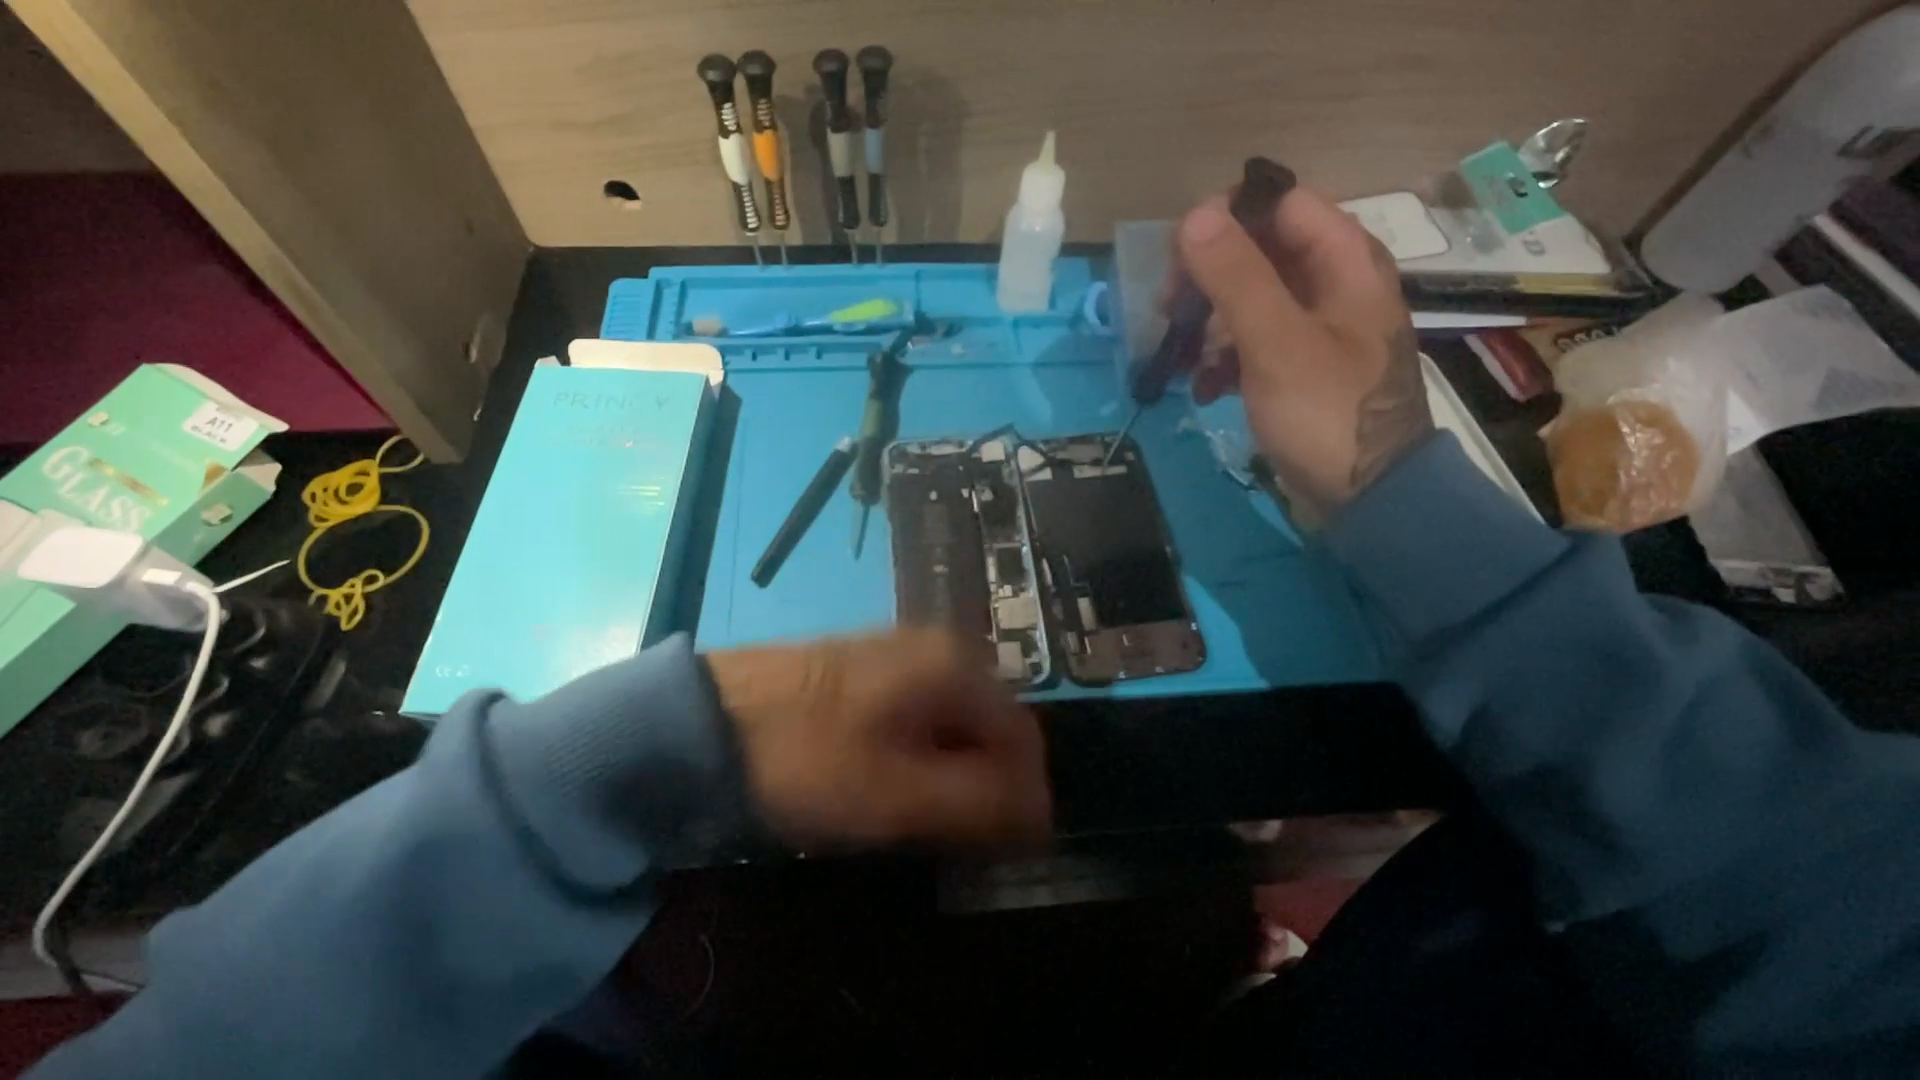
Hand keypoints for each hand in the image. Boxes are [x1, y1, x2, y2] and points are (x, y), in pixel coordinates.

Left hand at [705, 628, 1050, 850]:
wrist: (697, 723)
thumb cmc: (806, 760)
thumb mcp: (899, 795)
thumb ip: (979, 805)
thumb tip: (1042, 818)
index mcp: (953, 667)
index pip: (1024, 737)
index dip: (1027, 798)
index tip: (1010, 851)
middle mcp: (934, 648)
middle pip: (988, 728)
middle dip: (986, 787)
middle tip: (961, 840)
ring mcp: (893, 655)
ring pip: (949, 725)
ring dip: (950, 776)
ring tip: (923, 822)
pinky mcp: (858, 671)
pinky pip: (913, 718)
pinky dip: (917, 757)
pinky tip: (887, 788)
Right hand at [1173, 181, 1433, 524]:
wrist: (1369, 499)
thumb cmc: (1327, 414)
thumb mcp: (1276, 342)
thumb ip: (1236, 276)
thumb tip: (1195, 214)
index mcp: (1344, 260)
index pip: (1279, 201)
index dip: (1225, 219)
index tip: (1180, 259)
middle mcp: (1334, 282)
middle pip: (1258, 250)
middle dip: (1207, 279)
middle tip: (1169, 313)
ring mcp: (1317, 327)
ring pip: (1249, 299)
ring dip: (1208, 325)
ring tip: (1184, 362)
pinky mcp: (1300, 367)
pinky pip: (1253, 341)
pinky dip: (1223, 358)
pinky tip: (1203, 389)